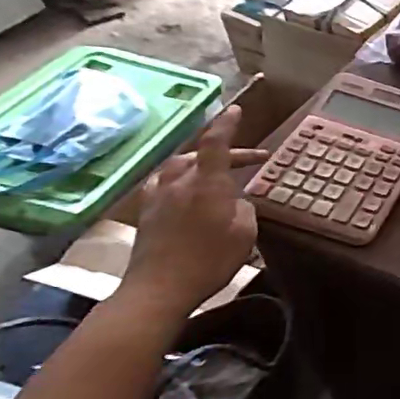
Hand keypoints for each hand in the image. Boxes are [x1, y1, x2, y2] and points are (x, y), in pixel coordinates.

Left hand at [119, 106, 267, 316]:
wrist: (159, 288)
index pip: (217, 142)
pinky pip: (164, 183)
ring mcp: (159, 195)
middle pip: (201, 154)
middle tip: (252, 160)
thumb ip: (244, 210)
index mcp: (207, 183)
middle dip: (226, 153)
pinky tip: (183, 188)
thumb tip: (237, 201)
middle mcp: (180, 181)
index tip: (236, 110)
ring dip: (200, 164)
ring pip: (181, 167)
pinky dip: (179, 179)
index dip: (227, 124)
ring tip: (216, 172)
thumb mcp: (244, 236)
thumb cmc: (208, 261)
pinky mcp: (147, 211)